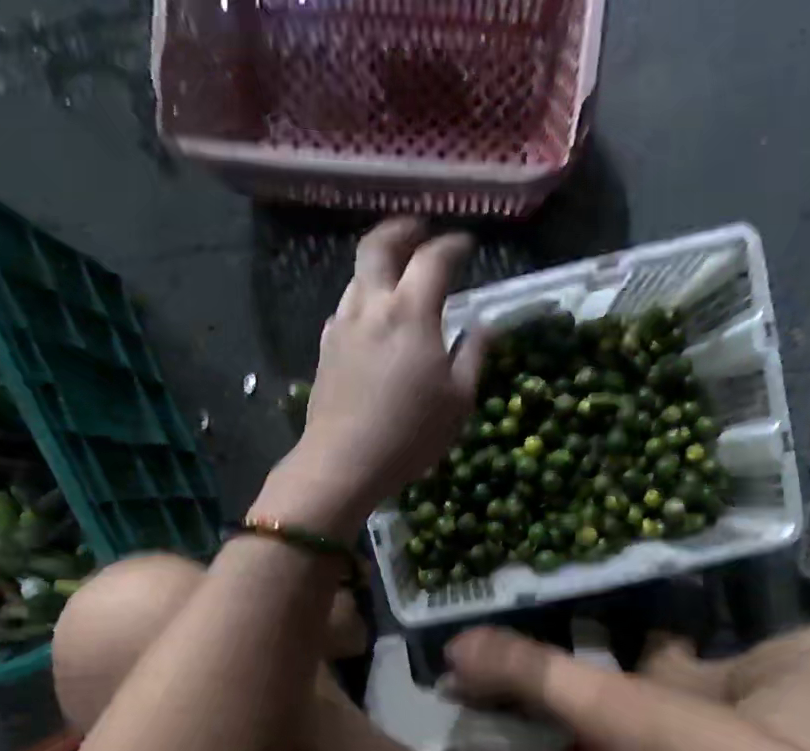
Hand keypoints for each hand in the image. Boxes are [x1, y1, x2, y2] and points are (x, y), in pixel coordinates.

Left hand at [253, 219, 486, 534]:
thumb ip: (474, 355)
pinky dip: (363, 298)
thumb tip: (484, 326)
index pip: (433, 258)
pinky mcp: (325, 348)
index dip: (454, 245)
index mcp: (410, 312)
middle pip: (378, 246)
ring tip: (398, 275)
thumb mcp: (458, 399)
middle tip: (420, 229)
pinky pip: (345, 307)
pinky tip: (374, 319)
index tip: (467, 245)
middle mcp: (371, 306)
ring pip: (357, 276)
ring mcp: (342, 325)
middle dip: (401, 229)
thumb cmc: (410, 434)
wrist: (343, 462)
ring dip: (379, 265)